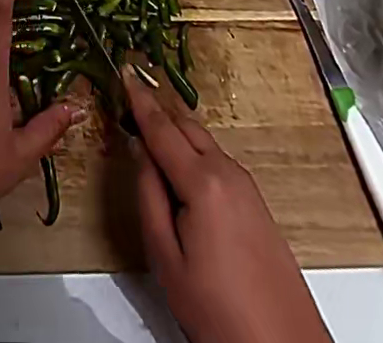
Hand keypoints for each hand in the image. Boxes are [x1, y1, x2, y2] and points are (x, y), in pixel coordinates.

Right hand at [123, 70, 333, 342]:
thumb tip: (138, 151)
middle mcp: (230, 177)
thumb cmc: (217, 309)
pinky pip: (217, 162)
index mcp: (203, 183)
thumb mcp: (164, 251)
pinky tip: (178, 161)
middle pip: (187, 126)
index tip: (124, 73)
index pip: (161, 128)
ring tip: (147, 125)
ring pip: (203, 143)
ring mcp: (249, 191)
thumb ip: (147, 193)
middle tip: (130, 93)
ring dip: (175, 129)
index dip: (139, 99)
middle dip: (158, 108)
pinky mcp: (257, 207)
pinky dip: (193, 149)